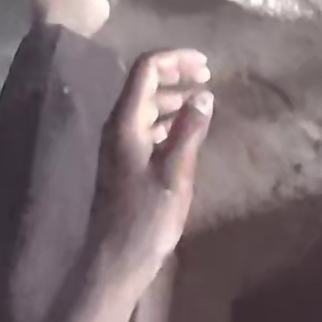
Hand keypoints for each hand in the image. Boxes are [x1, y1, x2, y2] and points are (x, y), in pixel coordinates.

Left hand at [88, 50, 213, 289]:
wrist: (114, 261)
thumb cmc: (145, 218)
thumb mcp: (175, 173)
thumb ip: (189, 130)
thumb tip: (204, 94)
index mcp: (126, 121)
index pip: (146, 69)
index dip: (175, 59)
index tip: (205, 65)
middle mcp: (119, 124)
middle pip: (145, 82)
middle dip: (176, 73)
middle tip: (207, 76)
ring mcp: (120, 141)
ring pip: (147, 103)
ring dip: (174, 96)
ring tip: (203, 100)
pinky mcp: (125, 158)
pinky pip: (147, 124)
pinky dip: (168, 118)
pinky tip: (188, 129)